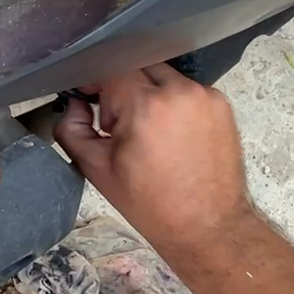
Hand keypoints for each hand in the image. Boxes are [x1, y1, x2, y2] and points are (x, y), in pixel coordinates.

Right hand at [54, 64, 262, 254]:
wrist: (206, 225)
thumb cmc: (150, 203)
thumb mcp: (96, 169)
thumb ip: (72, 129)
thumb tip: (76, 105)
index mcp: (146, 106)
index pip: (110, 70)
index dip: (93, 82)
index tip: (87, 97)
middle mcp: (179, 92)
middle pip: (137, 68)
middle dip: (121, 88)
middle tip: (117, 124)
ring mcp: (205, 96)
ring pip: (163, 77)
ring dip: (147, 94)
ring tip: (146, 132)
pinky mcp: (221, 104)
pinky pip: (185, 90)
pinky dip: (171, 103)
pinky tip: (169, 135)